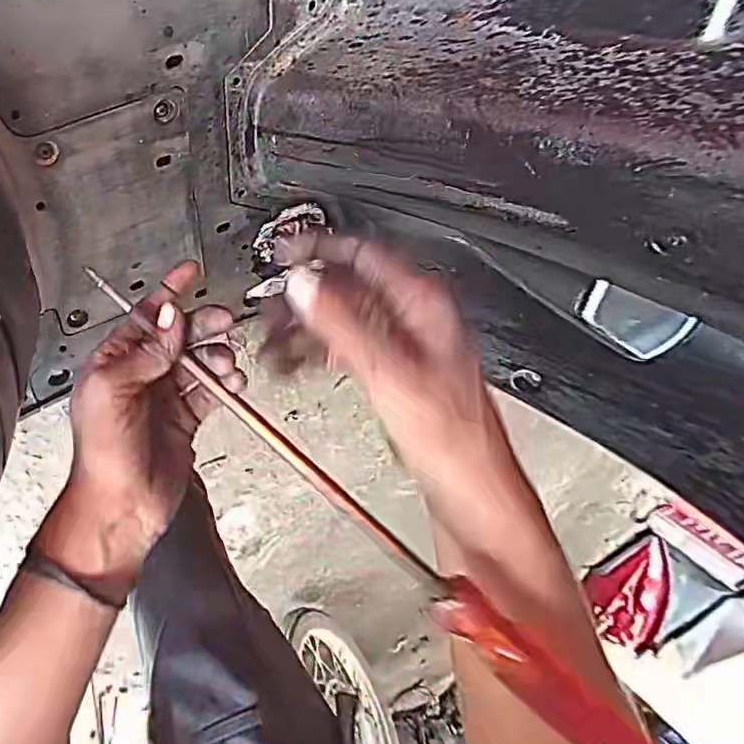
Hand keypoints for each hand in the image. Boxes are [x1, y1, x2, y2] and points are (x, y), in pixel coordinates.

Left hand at [35, 260, 243, 589]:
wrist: (121, 504)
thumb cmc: (103, 452)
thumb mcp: (113, 391)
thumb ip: (144, 352)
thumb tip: (168, 317)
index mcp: (115, 361)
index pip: (145, 316)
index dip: (168, 291)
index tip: (189, 272)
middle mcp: (140, 374)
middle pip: (178, 334)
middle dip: (201, 323)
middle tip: (222, 320)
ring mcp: (164, 395)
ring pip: (198, 360)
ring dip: (216, 355)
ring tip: (225, 361)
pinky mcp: (185, 418)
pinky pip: (210, 390)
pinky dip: (224, 382)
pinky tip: (232, 381)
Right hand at [272, 236, 502, 484]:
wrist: (474, 496)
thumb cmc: (455, 442)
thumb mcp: (388, 374)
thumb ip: (341, 324)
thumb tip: (302, 285)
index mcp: (423, 306)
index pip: (363, 255)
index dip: (320, 247)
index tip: (286, 251)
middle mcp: (414, 321)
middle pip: (346, 287)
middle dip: (302, 295)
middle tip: (269, 305)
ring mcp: (402, 348)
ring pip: (341, 318)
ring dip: (303, 326)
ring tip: (272, 340)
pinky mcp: (391, 376)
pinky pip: (343, 348)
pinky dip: (315, 351)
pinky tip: (294, 363)